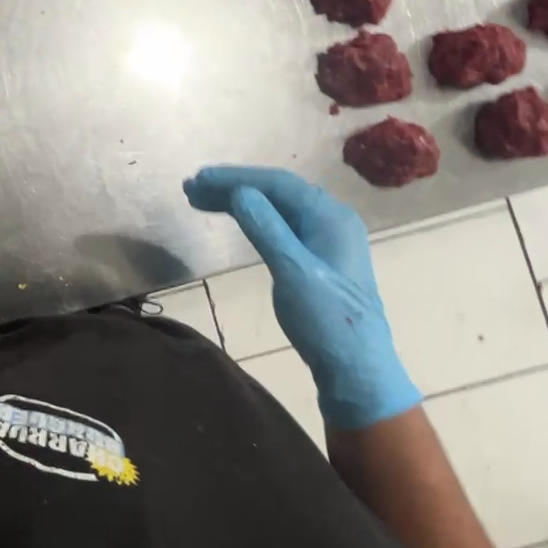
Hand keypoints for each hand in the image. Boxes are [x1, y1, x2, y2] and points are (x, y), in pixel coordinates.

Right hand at [184, 166, 419, 429]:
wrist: (356, 369)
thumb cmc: (327, 321)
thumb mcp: (293, 272)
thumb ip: (267, 229)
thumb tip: (239, 192)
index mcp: (330, 217)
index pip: (277, 183)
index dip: (234, 178)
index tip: (197, 180)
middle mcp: (331, 219)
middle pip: (275, 191)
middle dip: (232, 187)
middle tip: (191, 189)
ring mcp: (325, 239)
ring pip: (276, 207)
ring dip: (239, 201)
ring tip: (200, 201)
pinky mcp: (317, 257)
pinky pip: (280, 224)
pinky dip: (252, 218)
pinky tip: (233, 220)